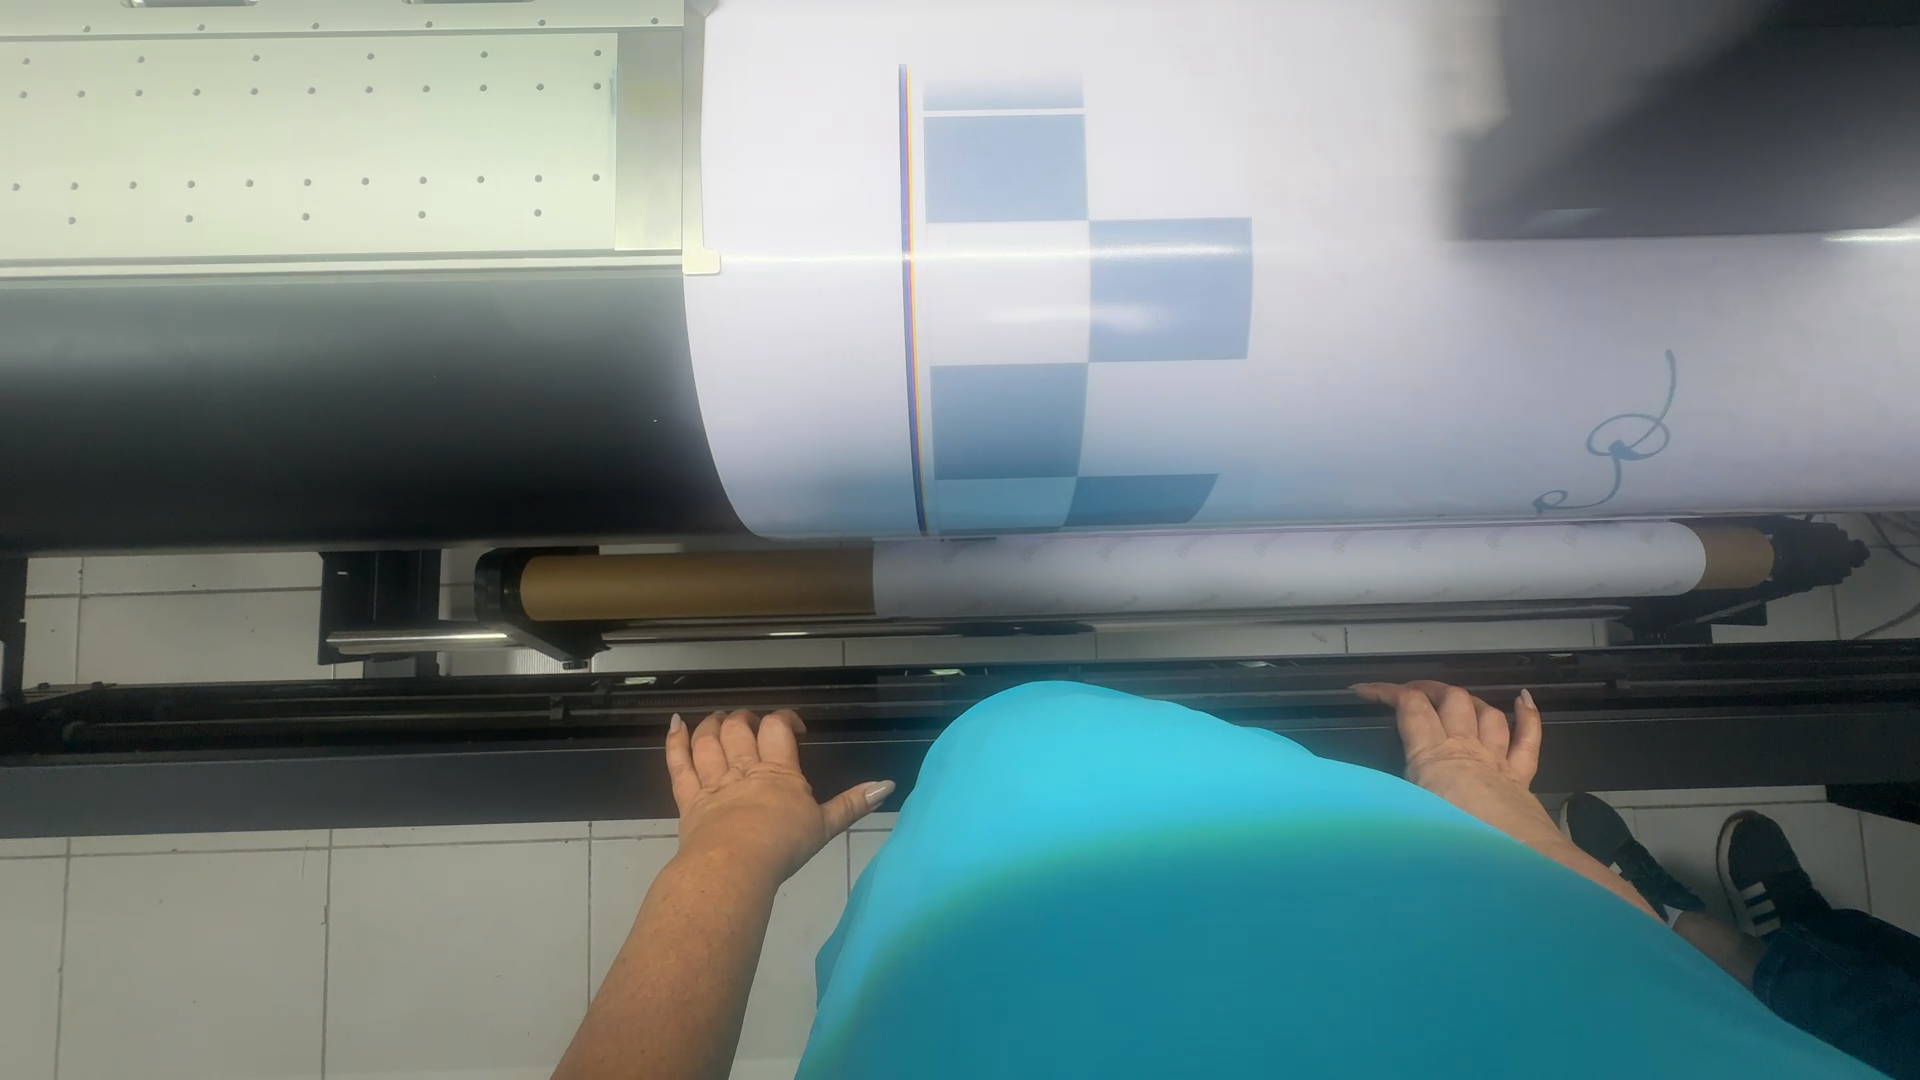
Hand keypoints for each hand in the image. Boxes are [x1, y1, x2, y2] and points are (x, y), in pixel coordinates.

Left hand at [665, 709, 893, 882]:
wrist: (734, 868)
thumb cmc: (782, 846)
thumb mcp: (825, 825)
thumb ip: (854, 803)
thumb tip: (887, 786)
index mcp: (778, 771)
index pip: (778, 727)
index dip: (785, 719)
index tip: (795, 726)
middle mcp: (744, 769)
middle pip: (739, 729)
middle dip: (744, 720)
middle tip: (750, 723)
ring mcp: (713, 782)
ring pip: (708, 741)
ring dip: (712, 725)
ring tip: (717, 718)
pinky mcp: (689, 800)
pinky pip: (678, 765)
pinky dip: (675, 742)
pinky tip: (675, 724)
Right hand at [1351, 681, 1555, 845]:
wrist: (1516, 861)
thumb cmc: (1454, 836)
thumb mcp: (1407, 808)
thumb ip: (1387, 789)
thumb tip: (1363, 786)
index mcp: (1432, 753)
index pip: (1409, 706)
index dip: (1383, 690)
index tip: (1360, 690)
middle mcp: (1465, 746)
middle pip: (1450, 698)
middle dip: (1426, 689)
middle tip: (1407, 694)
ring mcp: (1496, 758)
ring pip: (1486, 713)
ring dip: (1467, 700)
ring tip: (1451, 700)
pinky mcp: (1522, 775)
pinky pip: (1529, 738)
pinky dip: (1528, 715)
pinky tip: (1524, 699)